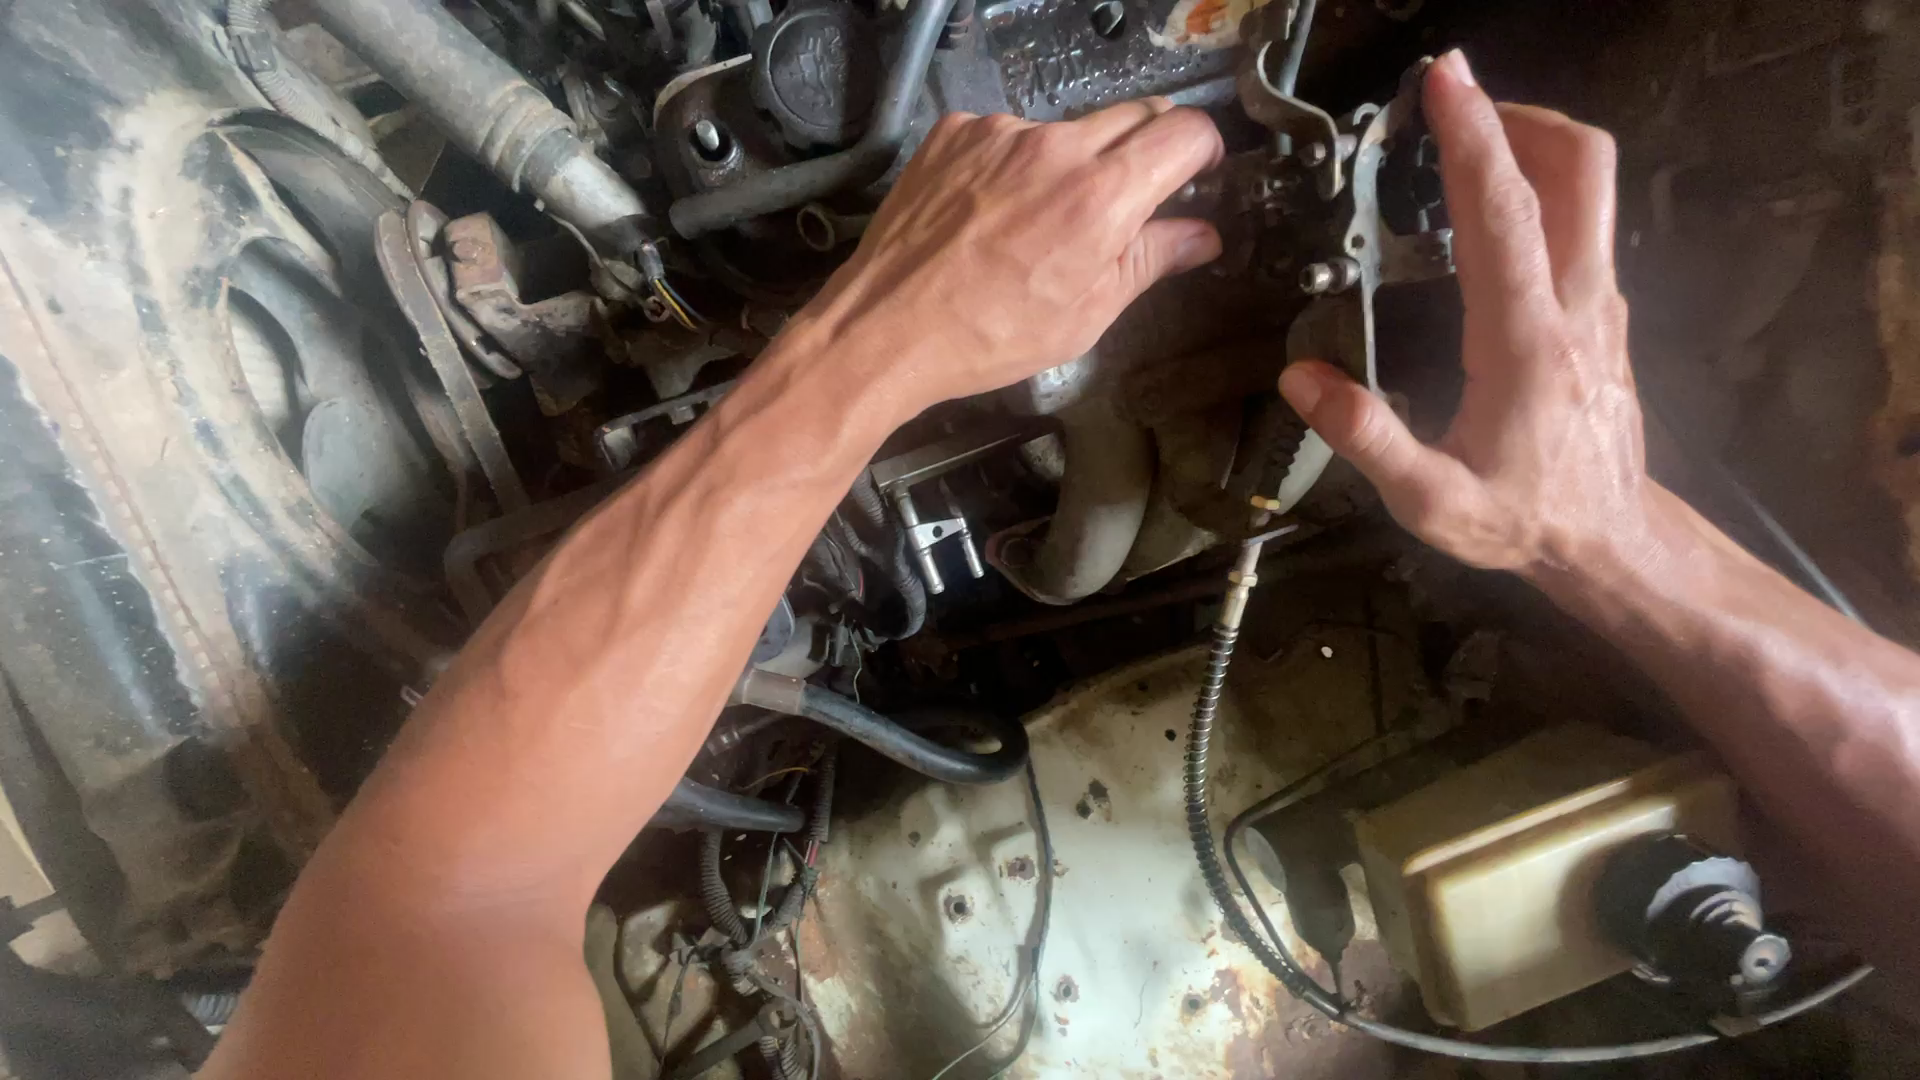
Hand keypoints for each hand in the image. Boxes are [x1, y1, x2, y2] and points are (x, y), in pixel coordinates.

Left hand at [803, 99, 1224, 413]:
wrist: (889, 327)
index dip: (1202, 151)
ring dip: (1073, 161)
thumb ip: (1148, 262)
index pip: (1184, 133)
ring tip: (1037, 220)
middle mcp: (1055, 146)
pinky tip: (990, 210)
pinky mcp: (955, 131)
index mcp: (1101, 196)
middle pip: (1132, 116)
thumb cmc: (990, 337)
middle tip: (1126, 199)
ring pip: (1066, 128)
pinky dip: (1014, 163)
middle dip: (1145, 150)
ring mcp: (1000, 132)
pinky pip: (1007, 134)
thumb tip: (1202, 235)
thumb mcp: (1083, 316)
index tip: (1195, 173)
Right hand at [1278, 50, 1652, 578]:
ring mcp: (1600, 306)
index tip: (1444, 83)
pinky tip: (1493, 212)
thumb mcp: (1425, 498)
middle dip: (1518, 119)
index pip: (1503, 216)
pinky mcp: (1601, 316)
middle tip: (1454, 105)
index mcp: (1525, 341)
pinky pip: (1583, 223)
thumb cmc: (1516, 518)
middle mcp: (1577, 305)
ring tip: (1465, 143)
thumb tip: (1298, 376)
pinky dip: (1543, 189)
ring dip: (1534, 146)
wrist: (1608, 539)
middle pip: (1578, 170)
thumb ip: (1364, 436)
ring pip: (1592, 189)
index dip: (1472, 141)